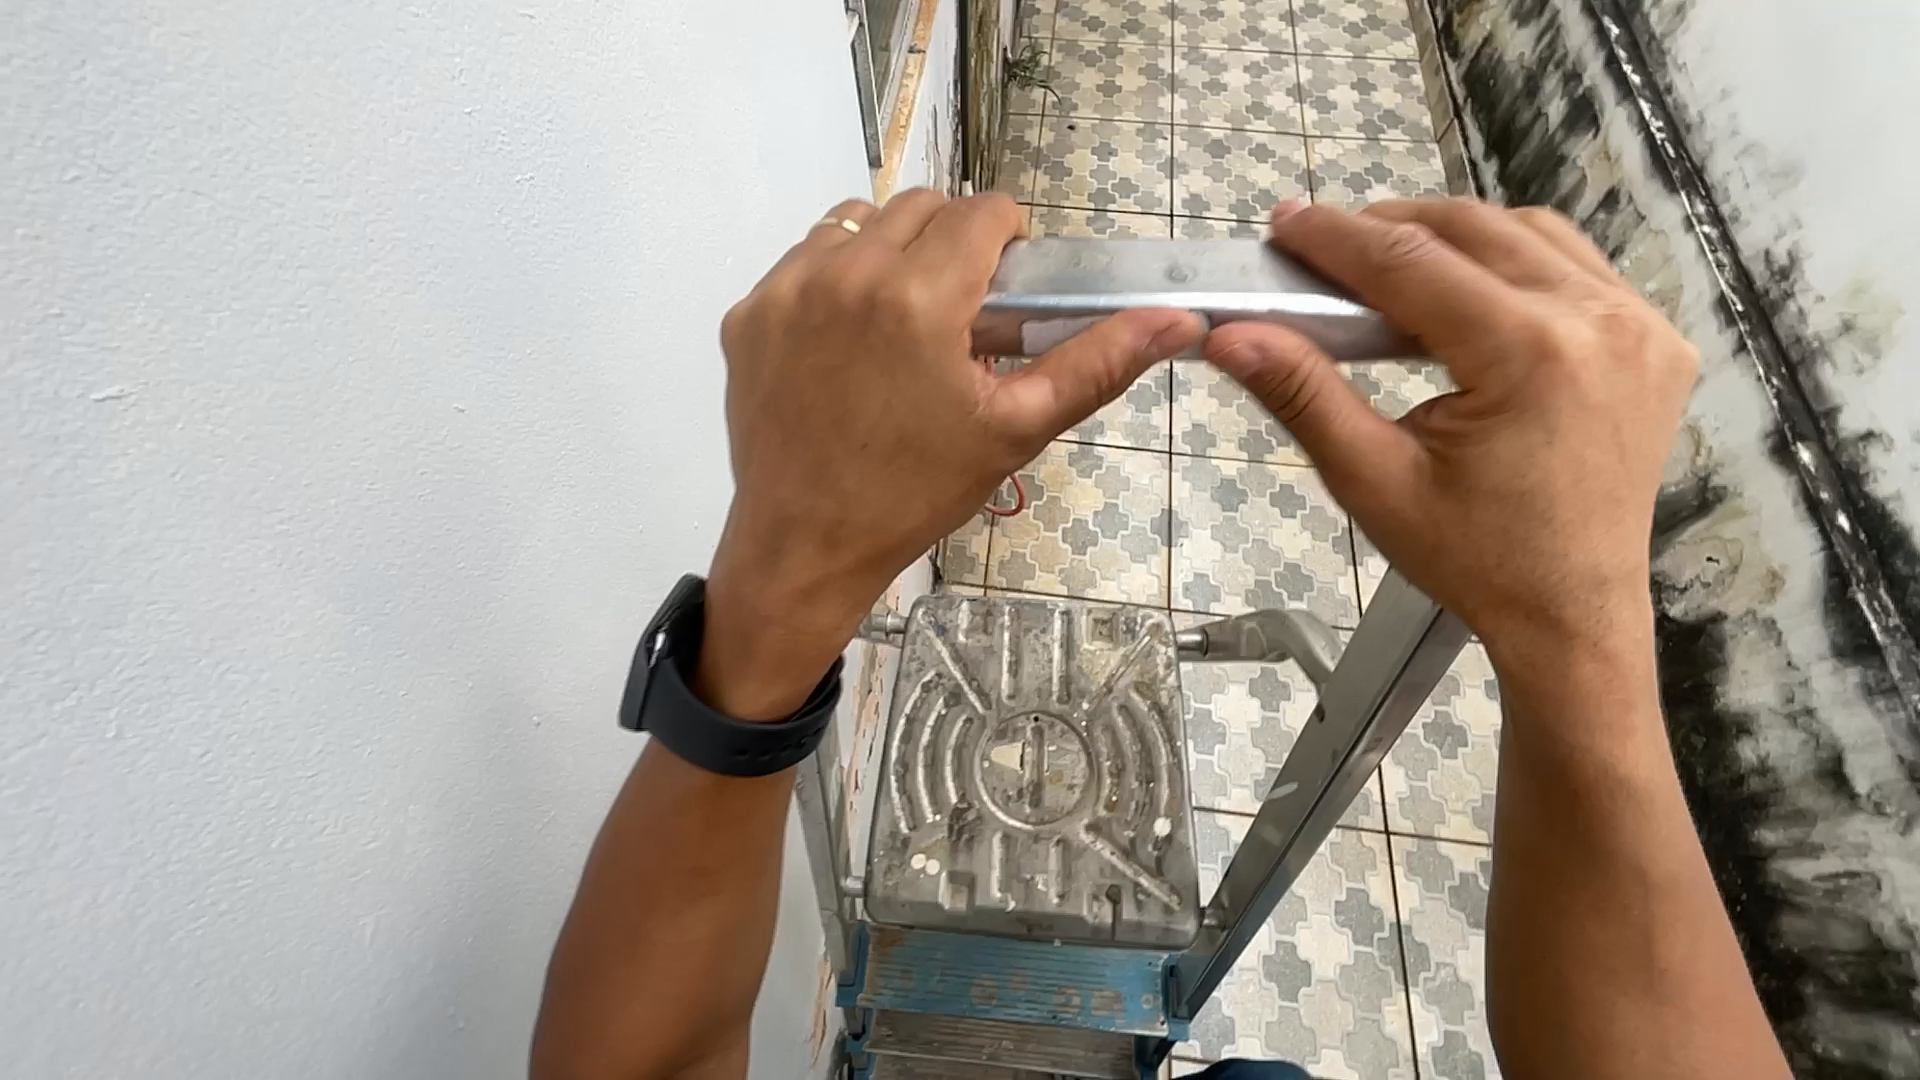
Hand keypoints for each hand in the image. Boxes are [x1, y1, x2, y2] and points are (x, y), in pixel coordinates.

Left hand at [702, 190, 1203, 715]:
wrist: (808, 545)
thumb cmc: (917, 493)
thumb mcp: (1014, 430)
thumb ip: (1095, 365)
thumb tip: (1179, 321)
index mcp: (918, 297)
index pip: (983, 212)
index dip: (1009, 242)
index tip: (1007, 291)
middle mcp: (844, 272)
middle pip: (922, 208)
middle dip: (953, 248)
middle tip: (958, 319)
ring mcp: (784, 289)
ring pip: (859, 222)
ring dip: (893, 255)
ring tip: (902, 327)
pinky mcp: (746, 312)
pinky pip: (805, 259)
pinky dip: (837, 279)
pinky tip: (847, 342)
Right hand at [1206, 198, 1696, 651]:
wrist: (1568, 611)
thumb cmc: (1464, 555)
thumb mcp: (1368, 478)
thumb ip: (1301, 395)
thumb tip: (1231, 336)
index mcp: (1528, 354)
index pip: (1412, 265)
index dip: (1336, 239)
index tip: (1283, 223)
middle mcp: (1600, 319)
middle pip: (1473, 231)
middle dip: (1386, 226)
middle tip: (1317, 244)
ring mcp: (1642, 325)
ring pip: (1526, 235)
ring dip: (1445, 236)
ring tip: (1378, 262)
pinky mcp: (1653, 341)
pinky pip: (1570, 265)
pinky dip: (1502, 258)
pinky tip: (1458, 289)